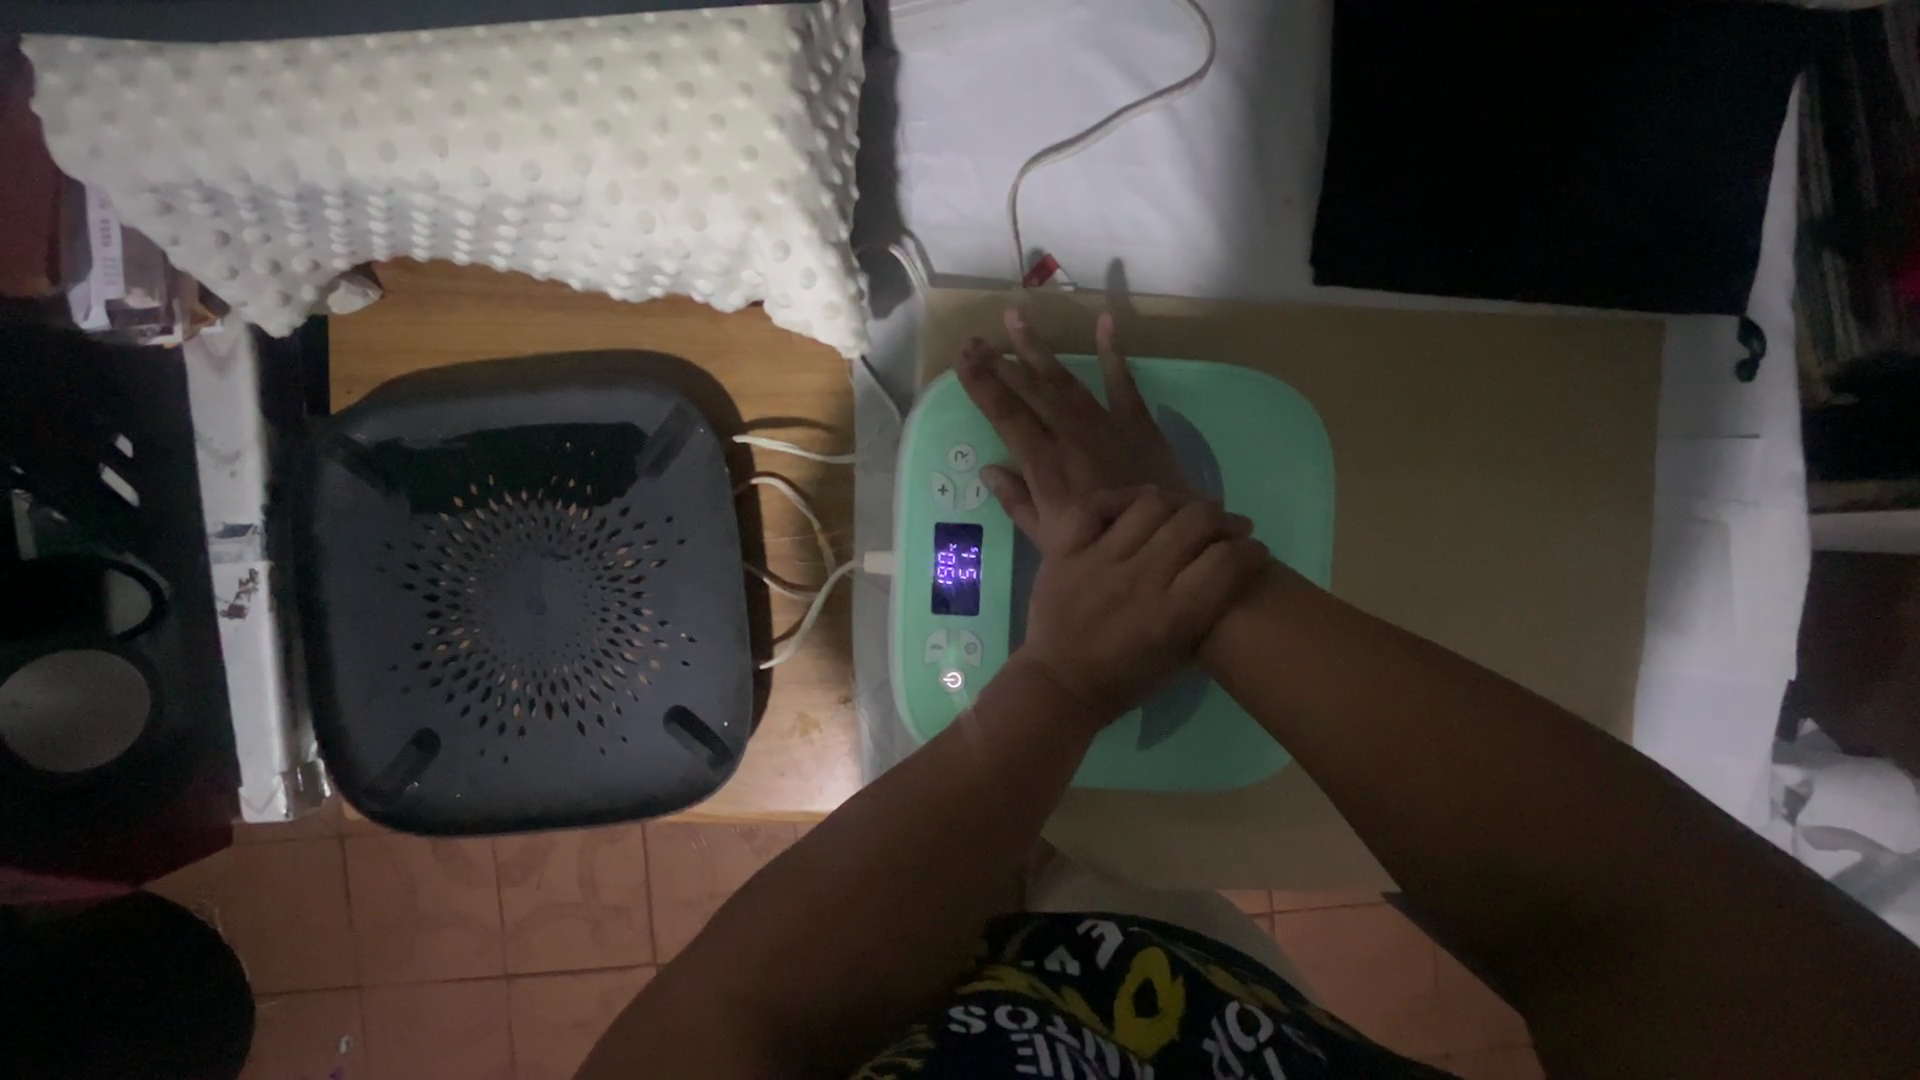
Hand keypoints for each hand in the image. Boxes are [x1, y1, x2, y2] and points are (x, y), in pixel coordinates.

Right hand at [956, 307, 1190, 538]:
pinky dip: (1113, 352)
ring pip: (1064, 379)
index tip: (962, 361)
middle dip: (1000, 363)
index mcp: (1045, 466)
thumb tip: (988, 471)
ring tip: (1015, 316)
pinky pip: (1123, 381)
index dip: (983, 387)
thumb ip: (1017, 503)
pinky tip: (1105, 322)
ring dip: (1038, 348)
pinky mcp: (1137, 421)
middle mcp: (1070, 436)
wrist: (1166, 537)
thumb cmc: (1103, 545)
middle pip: (1029, 392)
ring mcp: (1104, 424)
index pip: (1006, 418)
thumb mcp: (1050, 538)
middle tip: (975, 339)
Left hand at [1016, 486, 1270, 725]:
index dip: (1251, 550)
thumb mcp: (1182, 658)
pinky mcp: (1063, 551)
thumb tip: (1235, 563)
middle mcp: (1137, 583)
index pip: (1227, 562)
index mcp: (1172, 618)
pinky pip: (1096, 504)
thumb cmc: (1128, 678)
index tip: (1254, 551)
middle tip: (1227, 526)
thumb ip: (1209, 611)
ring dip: (1180, 502)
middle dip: (1223, 519)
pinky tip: (1140, 503)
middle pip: (1194, 523)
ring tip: (1187, 510)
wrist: (1060, 683)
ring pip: (1151, 505)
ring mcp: (1096, 563)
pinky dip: (1122, 497)